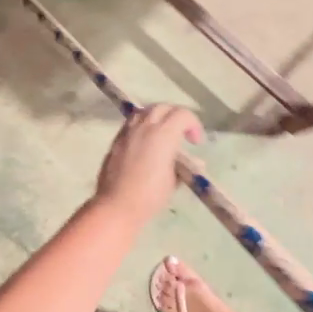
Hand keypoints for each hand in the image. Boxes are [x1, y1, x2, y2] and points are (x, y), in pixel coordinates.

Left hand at [91, 104, 202, 224]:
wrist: (116, 205)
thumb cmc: (149, 196)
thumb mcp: (173, 181)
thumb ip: (183, 165)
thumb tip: (194, 162)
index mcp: (163, 135)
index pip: (182, 114)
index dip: (194, 124)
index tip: (196, 142)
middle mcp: (144, 127)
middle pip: (164, 107)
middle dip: (177, 116)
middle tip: (183, 133)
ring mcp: (128, 131)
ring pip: (145, 110)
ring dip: (159, 116)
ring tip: (164, 133)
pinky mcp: (116, 139)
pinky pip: (132, 121)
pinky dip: (144, 124)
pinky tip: (146, 140)